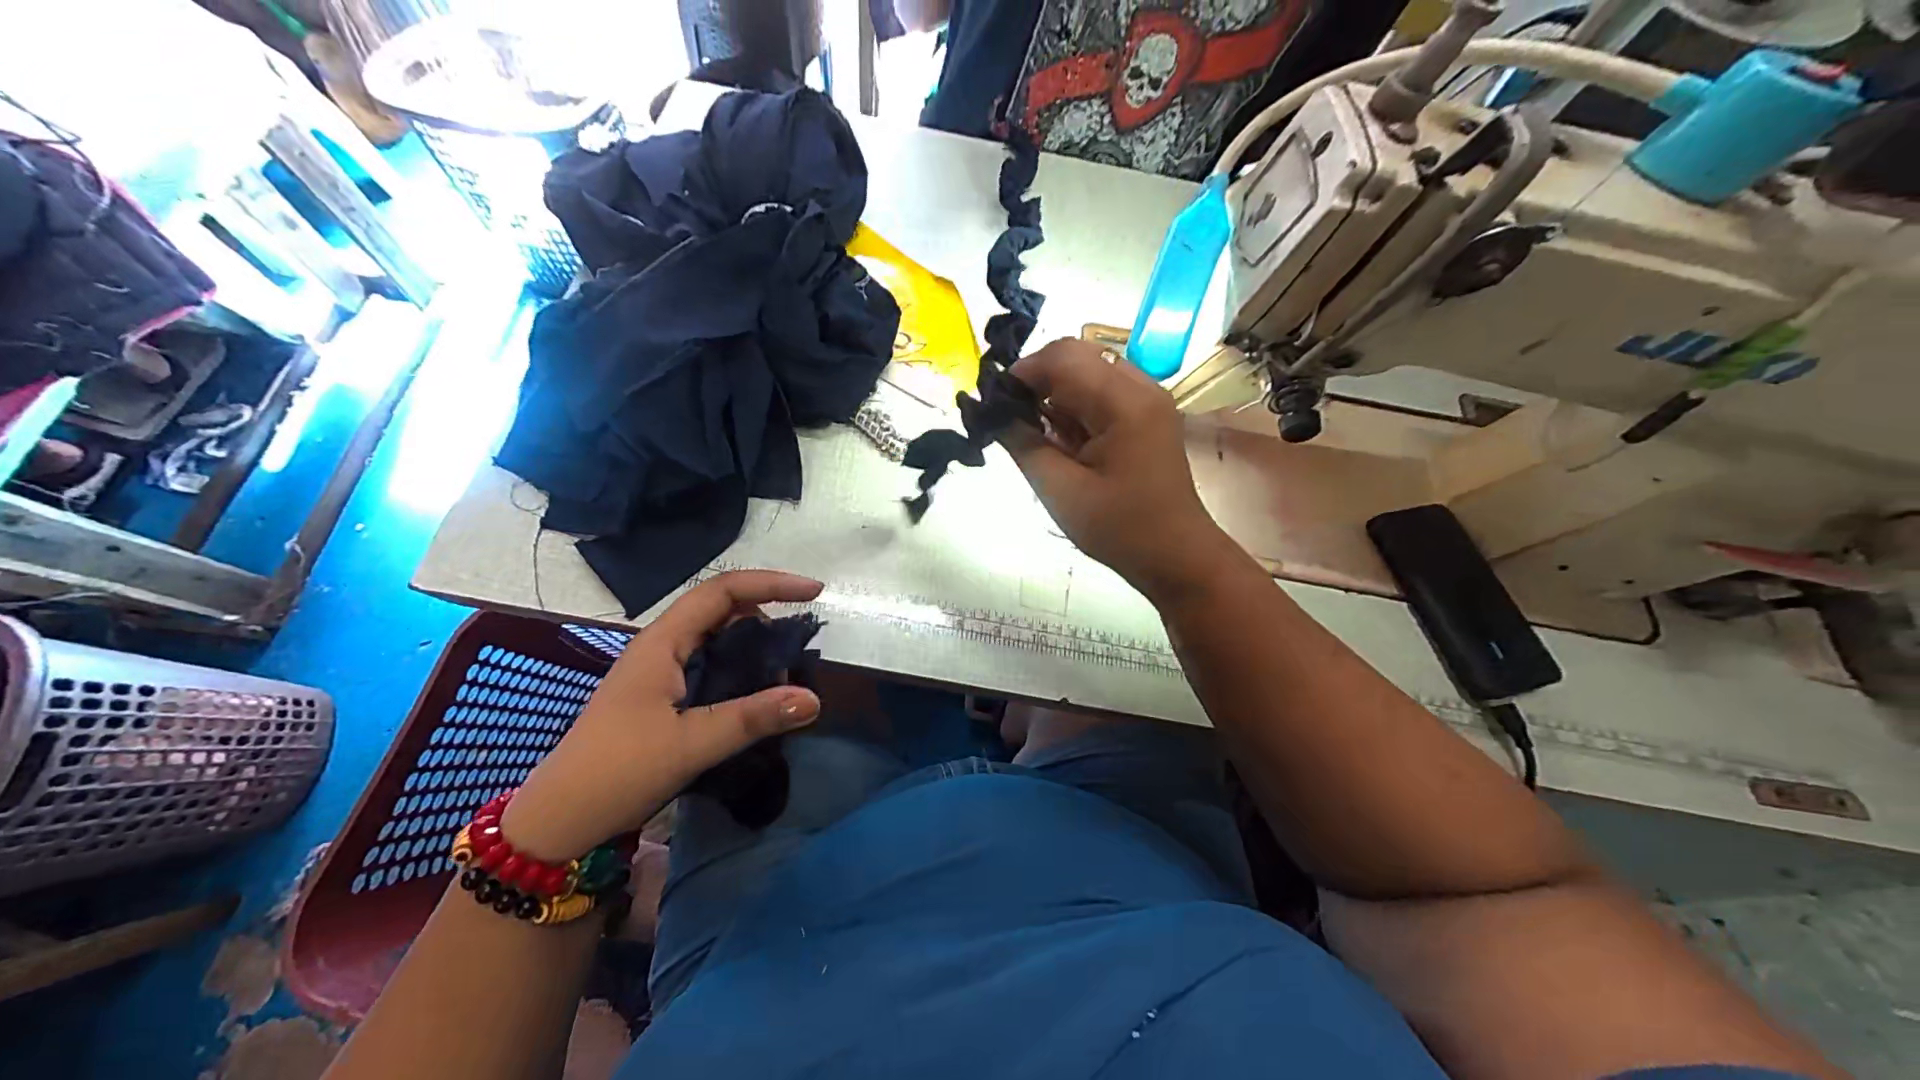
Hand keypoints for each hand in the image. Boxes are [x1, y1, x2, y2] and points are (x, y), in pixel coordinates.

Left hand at [502, 571, 824, 859]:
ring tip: (782, 682)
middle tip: (798, 652)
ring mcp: (660, 670)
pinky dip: (740, 673)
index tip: (814, 592)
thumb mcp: (691, 745)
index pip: (722, 591)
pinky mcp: (663, 695)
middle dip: (767, 619)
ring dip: (754, 651)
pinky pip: (711, 666)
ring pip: (718, 640)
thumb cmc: (617, 771)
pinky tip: (756, 701)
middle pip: (723, 610)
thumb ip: (752, 718)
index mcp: (662, 642)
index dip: (771, 583)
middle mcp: (662, 646)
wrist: (559, 819)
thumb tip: (813, 698)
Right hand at [1003, 339, 1230, 596]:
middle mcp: (1142, 387)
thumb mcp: (1060, 490)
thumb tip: (993, 412)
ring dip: (1057, 391)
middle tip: (1014, 417)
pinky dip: (1076, 403)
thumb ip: (1023, 444)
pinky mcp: (1147, 413)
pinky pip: (1103, 389)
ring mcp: (1148, 398)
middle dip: (1039, 379)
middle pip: (1077, 354)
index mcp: (1124, 403)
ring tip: (1038, 432)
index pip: (1063, 358)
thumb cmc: (1120, 529)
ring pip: (1089, 369)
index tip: (995, 403)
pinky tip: (1064, 438)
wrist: (1176, 555)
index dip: (1022, 372)